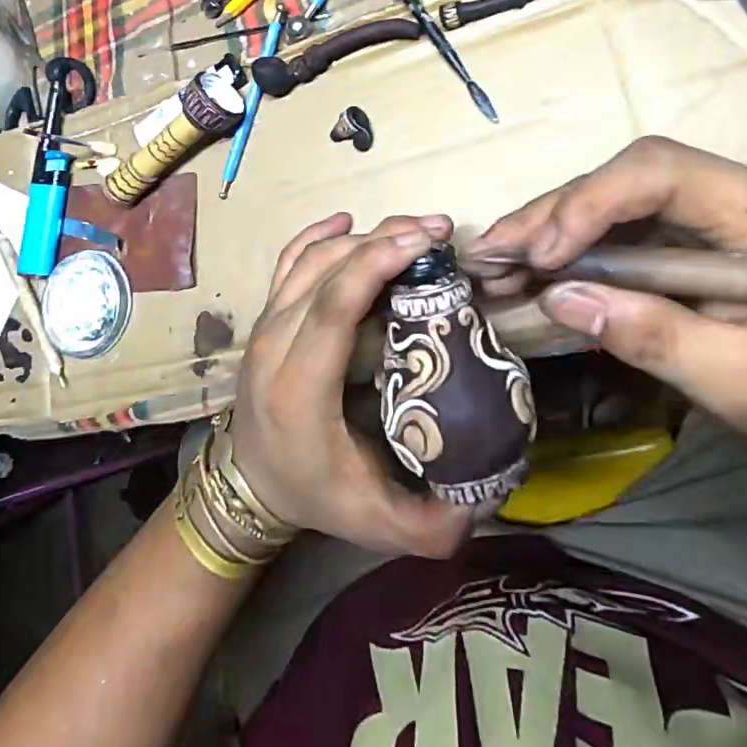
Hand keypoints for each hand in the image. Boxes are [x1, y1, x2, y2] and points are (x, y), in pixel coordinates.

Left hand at [230, 213, 475, 557]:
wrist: (250, 484)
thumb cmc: (316, 497)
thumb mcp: (381, 525)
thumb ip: (439, 520)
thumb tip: (496, 488)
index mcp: (298, 391)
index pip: (330, 310)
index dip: (372, 267)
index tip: (423, 245)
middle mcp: (274, 348)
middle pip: (322, 274)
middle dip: (381, 242)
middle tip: (437, 232)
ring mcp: (265, 328)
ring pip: (307, 262)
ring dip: (359, 237)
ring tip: (412, 230)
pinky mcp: (266, 321)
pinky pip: (287, 264)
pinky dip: (316, 236)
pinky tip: (348, 222)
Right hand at [468, 137, 746, 486]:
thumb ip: (662, 338)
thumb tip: (561, 298)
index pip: (662, 173)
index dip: (591, 202)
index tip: (543, 257)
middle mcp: (729, 211)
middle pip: (620, 186)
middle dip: (548, 217)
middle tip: (486, 256)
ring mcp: (704, 238)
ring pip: (607, 213)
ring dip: (543, 237)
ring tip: (489, 268)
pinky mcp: (684, 267)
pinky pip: (612, 249)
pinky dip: (562, 263)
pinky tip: (525, 281)